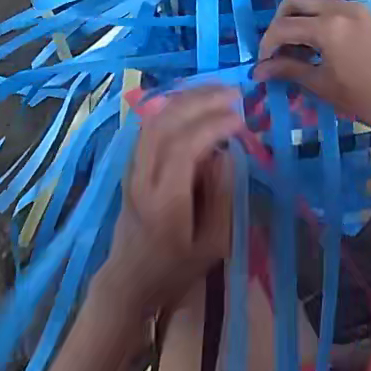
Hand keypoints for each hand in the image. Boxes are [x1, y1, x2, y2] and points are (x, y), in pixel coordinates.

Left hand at [95, 85, 244, 319]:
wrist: (129, 279)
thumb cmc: (176, 268)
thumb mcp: (213, 244)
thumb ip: (222, 197)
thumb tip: (226, 155)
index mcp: (165, 201)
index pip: (183, 147)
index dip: (212, 126)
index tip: (241, 120)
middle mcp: (143, 178)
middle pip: (164, 124)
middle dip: (200, 101)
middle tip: (234, 94)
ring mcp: (132, 169)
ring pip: (153, 120)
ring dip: (185, 99)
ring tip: (218, 91)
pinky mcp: (130, 165)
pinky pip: (148, 127)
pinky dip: (172, 108)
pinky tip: (194, 103)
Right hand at [251, 0, 370, 143]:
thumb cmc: (364, 98)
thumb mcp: (322, 85)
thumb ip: (288, 70)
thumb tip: (258, 70)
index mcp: (328, 27)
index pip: (283, 27)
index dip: (266, 45)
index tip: (262, 63)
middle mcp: (339, 8)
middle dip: (280, 19)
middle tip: (278, 48)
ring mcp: (354, 8)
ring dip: (298, 15)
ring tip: (296, 47)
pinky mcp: (364, 14)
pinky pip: (331, 5)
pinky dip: (316, 16)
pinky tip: (316, 44)